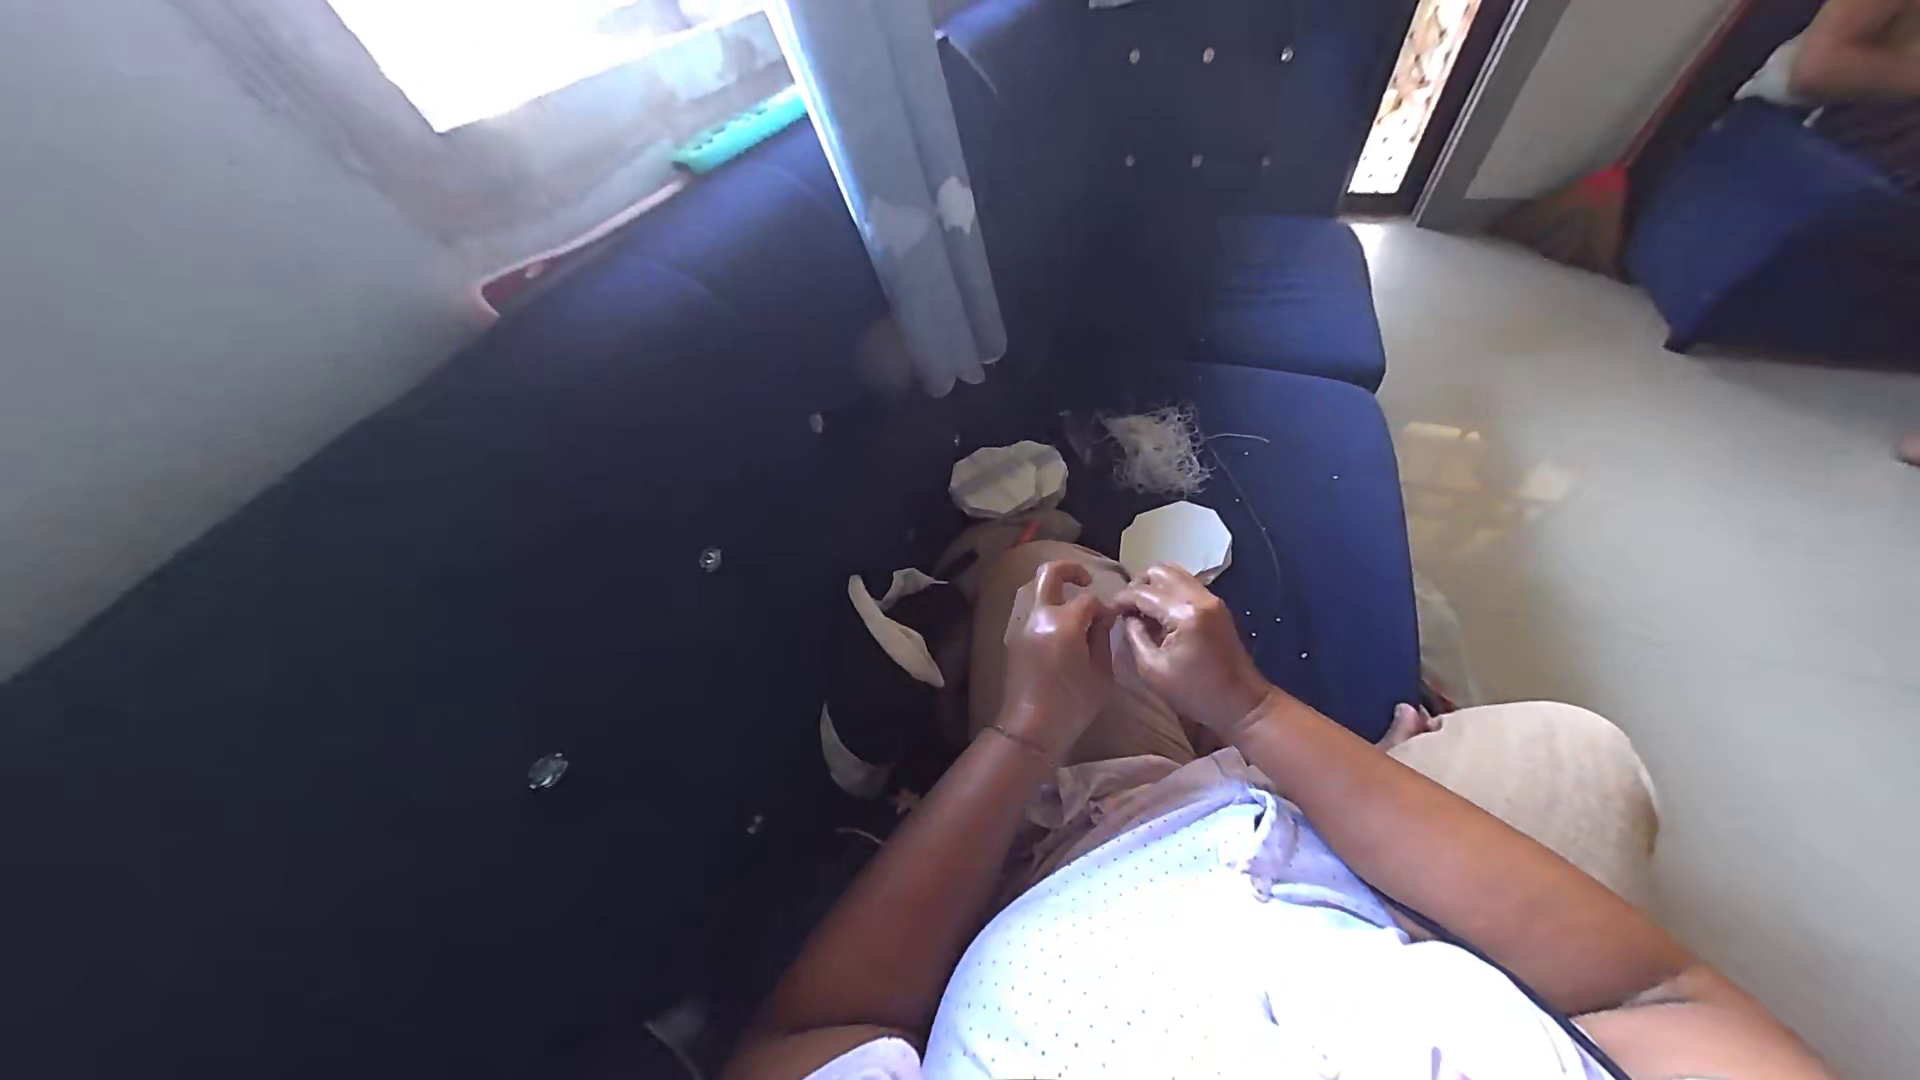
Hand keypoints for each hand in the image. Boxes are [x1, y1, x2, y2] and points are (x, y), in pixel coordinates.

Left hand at [997, 561, 1116, 759]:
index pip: (1089, 600)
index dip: (1105, 607)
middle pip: (1049, 574)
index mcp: (1064, 622)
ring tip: (1078, 618)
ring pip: (1040, 595)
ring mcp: (1023, 626)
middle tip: (1087, 582)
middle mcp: (1040, 616)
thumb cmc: (1073, 703)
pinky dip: (1050, 616)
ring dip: (1058, 596)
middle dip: (1070, 569)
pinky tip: (1065, 636)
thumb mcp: (1101, 673)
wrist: (1030, 727)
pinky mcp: (1015, 640)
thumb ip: (1103, 638)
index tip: (1113, 620)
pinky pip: (1035, 617)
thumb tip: (1104, 618)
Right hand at [1116, 564, 1277, 736]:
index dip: (1121, 600)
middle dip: (1137, 586)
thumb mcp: (1152, 668)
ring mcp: (1212, 599)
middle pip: (1159, 571)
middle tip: (1127, 610)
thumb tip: (1126, 616)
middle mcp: (1200, 597)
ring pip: (1173, 574)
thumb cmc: (1195, 693)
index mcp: (1185, 613)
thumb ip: (1134, 635)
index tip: (1108, 612)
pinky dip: (1167, 592)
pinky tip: (1160, 615)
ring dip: (1153, 587)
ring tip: (1142, 611)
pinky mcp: (1216, 605)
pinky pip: (1185, 585)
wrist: (1242, 704)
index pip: (1143, 592)